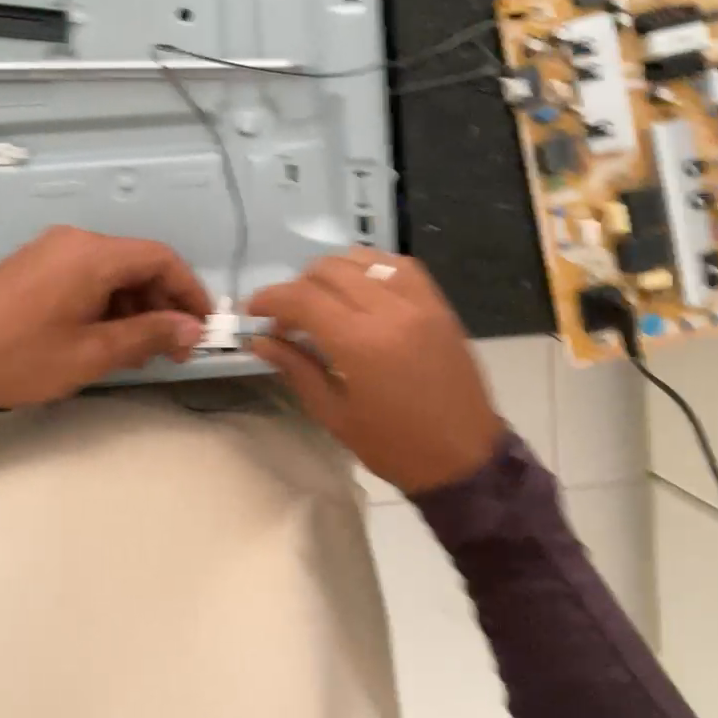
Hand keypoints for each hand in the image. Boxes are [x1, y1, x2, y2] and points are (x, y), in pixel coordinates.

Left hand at [0, 226, 210, 411]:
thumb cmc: (18, 359)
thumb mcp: (90, 354)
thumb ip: (148, 335)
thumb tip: (191, 328)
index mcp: (91, 255)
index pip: (161, 258)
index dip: (190, 290)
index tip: (204, 326)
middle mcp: (74, 241)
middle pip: (138, 263)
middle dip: (163, 304)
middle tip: (174, 349)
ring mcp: (51, 251)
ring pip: (113, 272)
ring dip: (136, 308)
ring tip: (141, 352)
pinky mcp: (34, 266)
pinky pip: (87, 277)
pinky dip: (107, 304)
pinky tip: (108, 339)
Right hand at [248, 249, 503, 493]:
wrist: (464, 457)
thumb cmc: (393, 446)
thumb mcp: (334, 414)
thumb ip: (296, 368)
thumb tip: (260, 340)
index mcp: (360, 343)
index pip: (302, 298)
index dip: (269, 299)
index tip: (253, 312)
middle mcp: (389, 310)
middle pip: (328, 270)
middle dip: (297, 287)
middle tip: (288, 319)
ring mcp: (419, 302)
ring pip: (363, 259)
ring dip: (332, 273)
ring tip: (323, 302)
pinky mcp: (439, 304)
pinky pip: (399, 266)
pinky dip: (372, 268)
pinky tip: (361, 290)